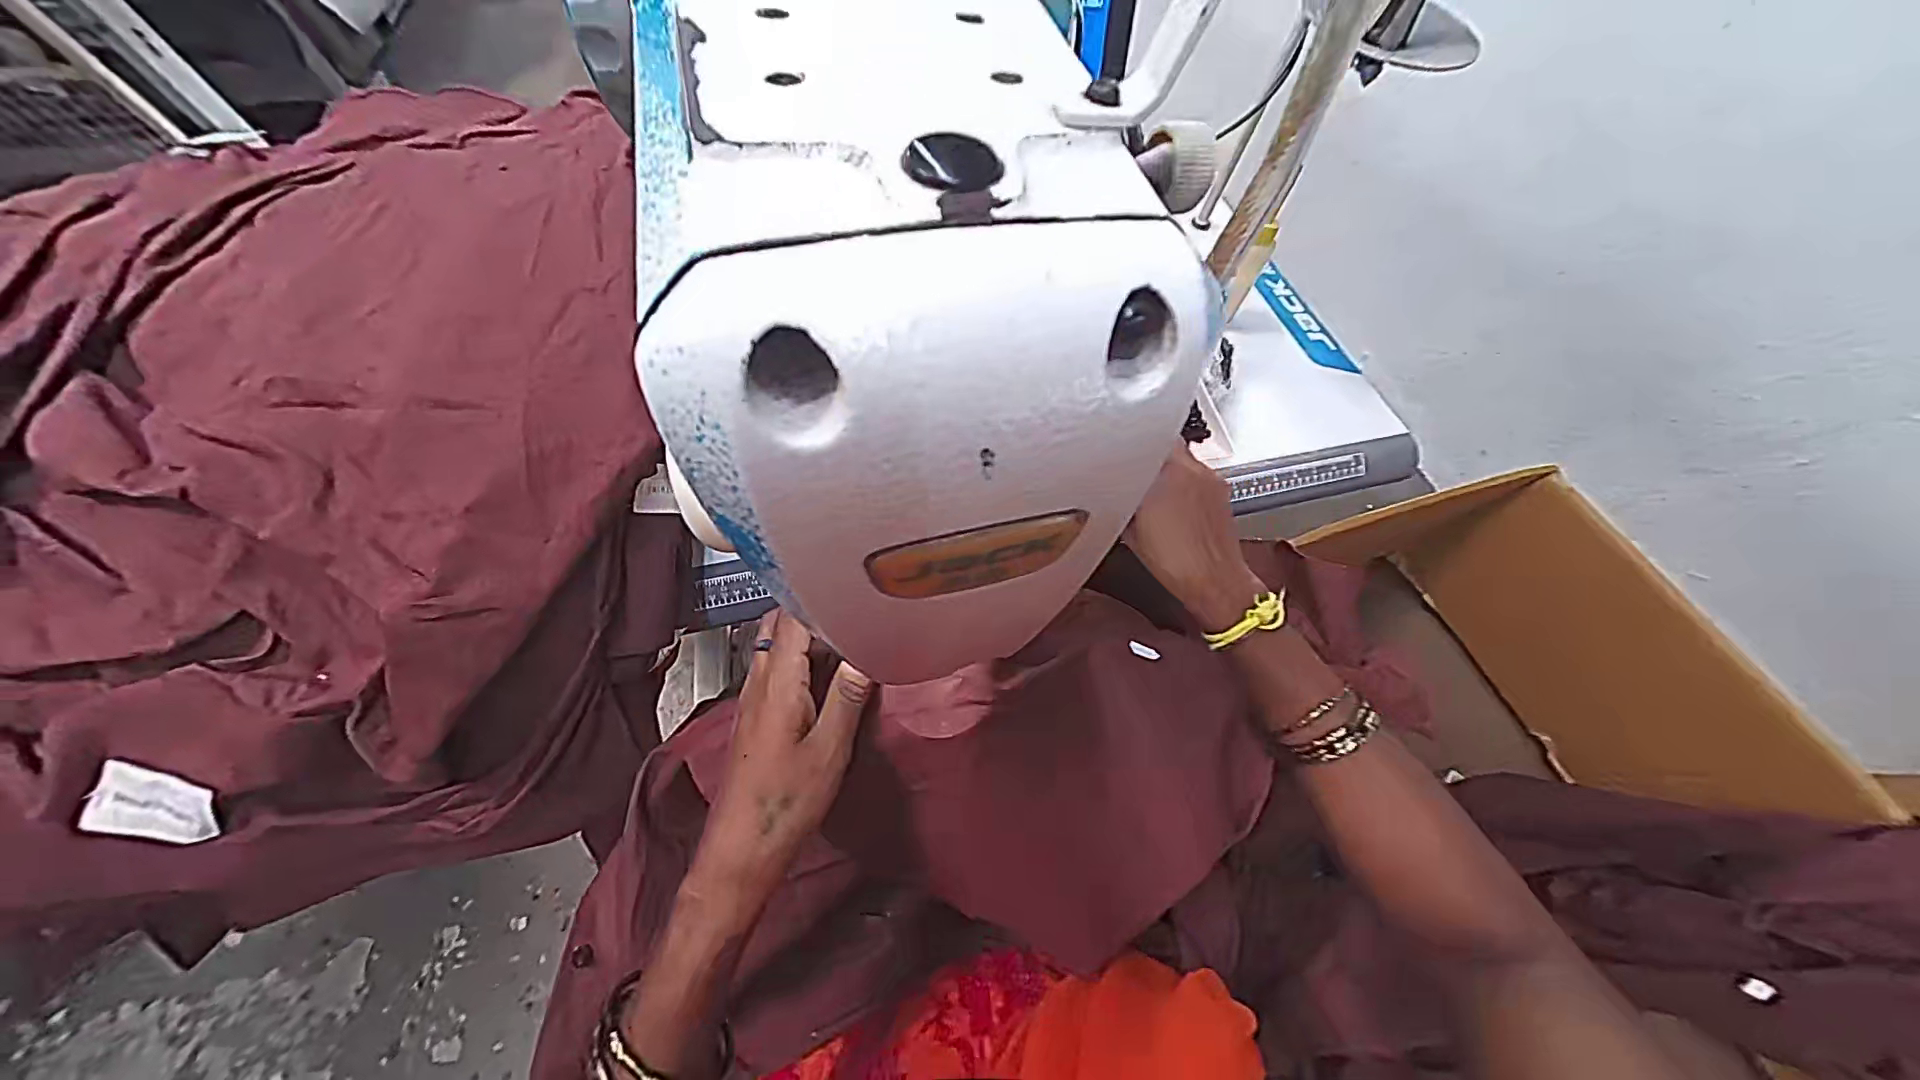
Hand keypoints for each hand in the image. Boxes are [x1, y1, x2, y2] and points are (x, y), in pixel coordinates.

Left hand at [688, 609, 872, 910]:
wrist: (740, 849)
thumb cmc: (785, 802)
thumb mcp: (830, 749)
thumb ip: (848, 695)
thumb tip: (867, 650)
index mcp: (777, 683)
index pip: (792, 618)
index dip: (821, 598)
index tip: (853, 592)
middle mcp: (759, 681)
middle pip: (780, 625)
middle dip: (815, 611)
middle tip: (855, 613)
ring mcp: (754, 698)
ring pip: (778, 645)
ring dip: (808, 636)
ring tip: (849, 637)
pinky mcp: (756, 715)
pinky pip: (778, 668)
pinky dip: (801, 658)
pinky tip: (828, 674)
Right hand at [1125, 444, 1267, 629]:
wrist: (1215, 581)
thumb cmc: (1176, 563)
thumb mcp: (1131, 532)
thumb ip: (1124, 501)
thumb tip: (1116, 489)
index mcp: (1166, 473)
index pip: (1145, 439)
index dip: (1129, 445)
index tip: (1118, 455)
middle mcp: (1191, 469)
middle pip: (1165, 446)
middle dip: (1148, 457)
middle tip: (1133, 474)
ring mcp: (1210, 479)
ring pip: (1182, 460)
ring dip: (1167, 471)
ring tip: (1154, 495)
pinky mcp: (1221, 491)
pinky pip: (1196, 476)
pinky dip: (1183, 485)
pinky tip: (1173, 508)